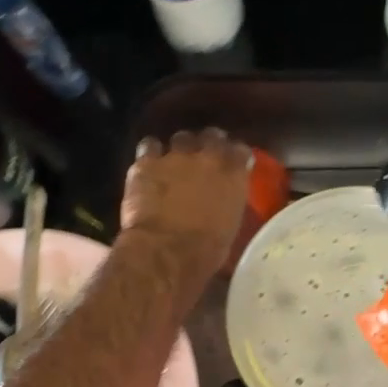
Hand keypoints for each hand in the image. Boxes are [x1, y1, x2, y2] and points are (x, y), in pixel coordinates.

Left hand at [120, 129, 251, 278]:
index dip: (236, 155)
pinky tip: (149, 164)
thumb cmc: (206, 250)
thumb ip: (229, 202)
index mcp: (234, 175)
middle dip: (209, 143)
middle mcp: (208, 157)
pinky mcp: (146, 162)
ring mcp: (176, 156)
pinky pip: (149, 146)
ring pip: (181, 138)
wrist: (167, 251)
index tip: (235, 162)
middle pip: (212, 135)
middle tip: (204, 155)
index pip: (241, 151)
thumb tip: (225, 200)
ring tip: (175, 160)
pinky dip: (150, 153)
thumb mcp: (231, 225)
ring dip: (180, 147)